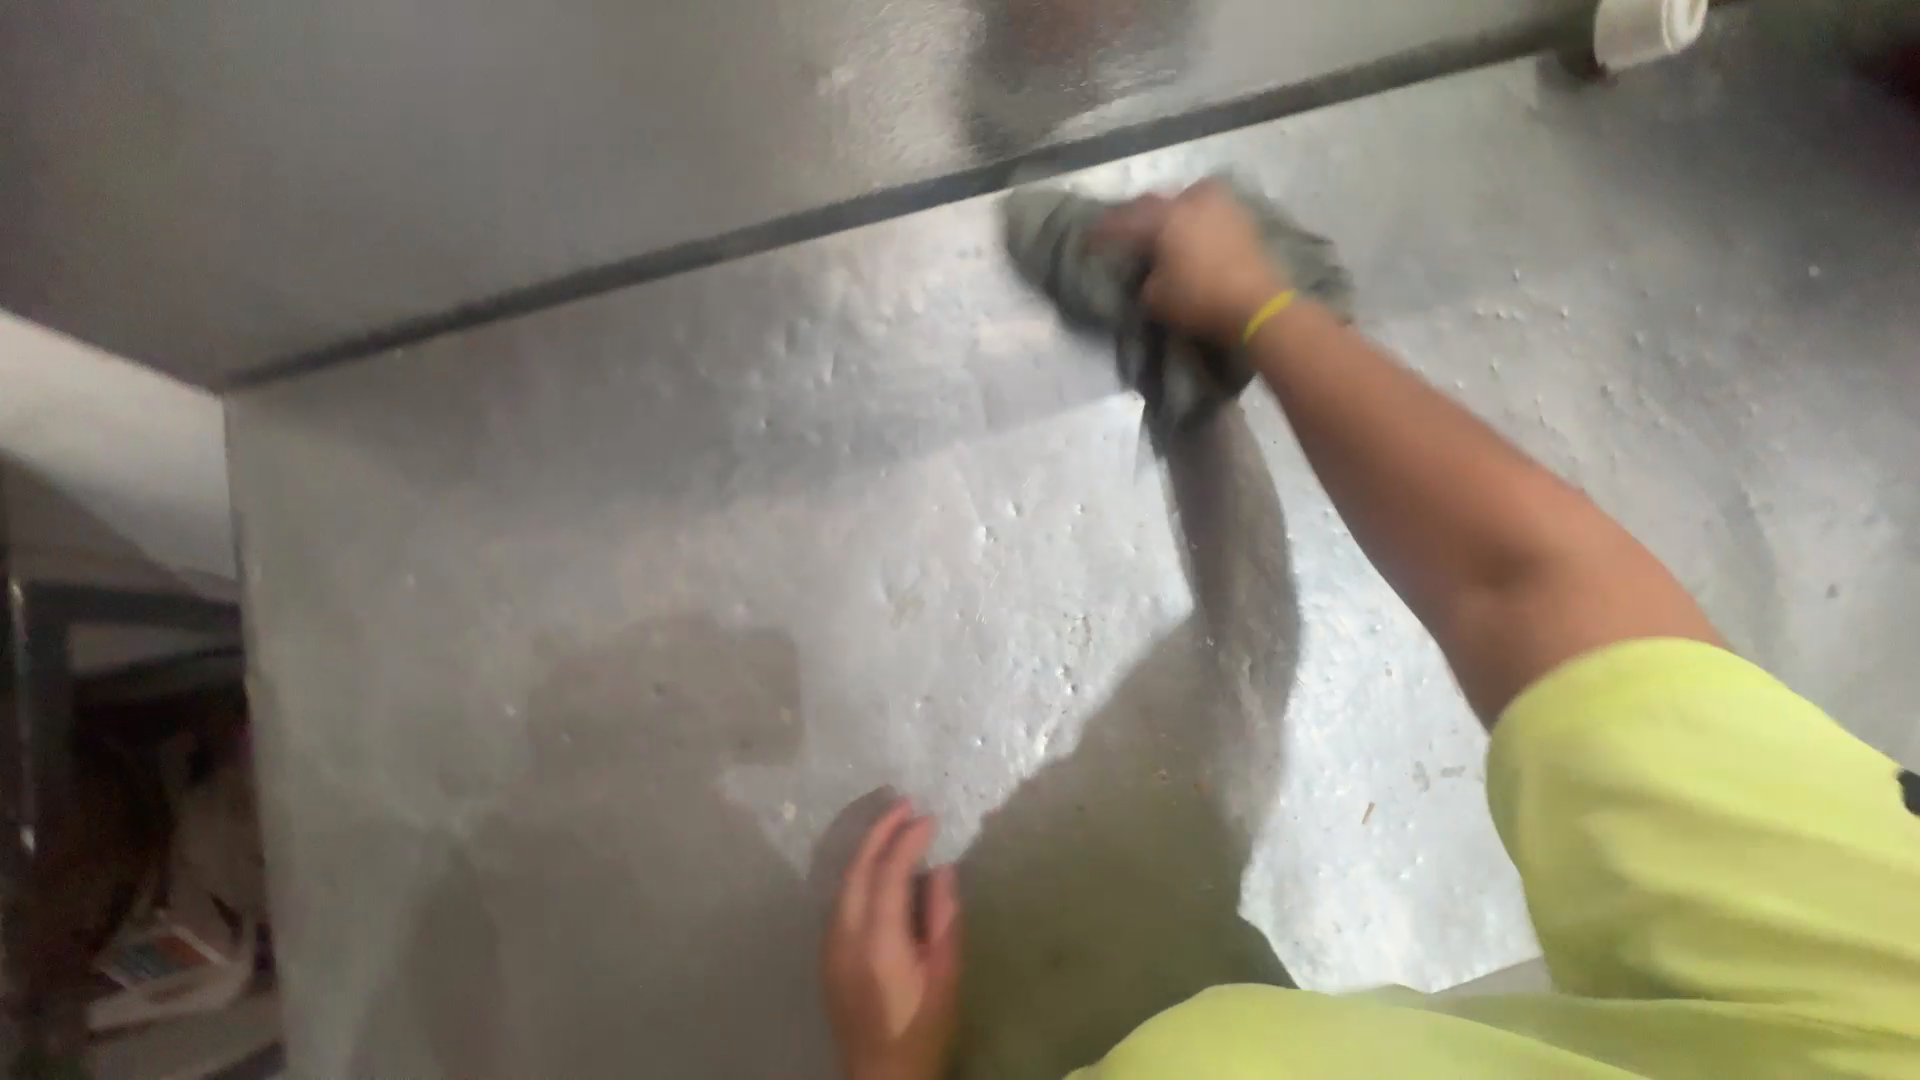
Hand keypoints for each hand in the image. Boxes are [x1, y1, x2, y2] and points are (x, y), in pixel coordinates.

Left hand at [822, 800, 962, 1079]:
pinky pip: (842, 896)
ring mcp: (831, 943)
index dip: (908, 840)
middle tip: (905, 803)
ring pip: (844, 879)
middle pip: (858, 867)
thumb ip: (943, 918)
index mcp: (879, 942)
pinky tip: (879, 864)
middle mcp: (846, 935)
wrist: (881, 1077)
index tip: (929, 817)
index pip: (889, 873)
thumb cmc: (923, 1028)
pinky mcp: (827, 952)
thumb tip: (941, 868)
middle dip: (880, 830)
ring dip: (867, 847)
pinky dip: (860, 870)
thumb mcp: (946, 976)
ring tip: (894, 823)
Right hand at [1094, 179, 1290, 345]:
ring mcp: (1221, 205)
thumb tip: (1148, 270)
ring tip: (1159, 230)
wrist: (1256, 305)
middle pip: (1156, 203)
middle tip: (1124, 227)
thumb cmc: (1198, 299)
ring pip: (1185, 202)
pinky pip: (1207, 213)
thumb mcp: (1155, 297)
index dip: (1104, 230)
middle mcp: (1192, 200)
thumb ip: (1144, 278)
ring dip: (1169, 214)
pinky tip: (1188, 235)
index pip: (1124, 220)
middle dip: (1138, 215)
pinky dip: (1193, 221)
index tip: (1088, 237)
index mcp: (1164, 217)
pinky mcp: (1242, 218)